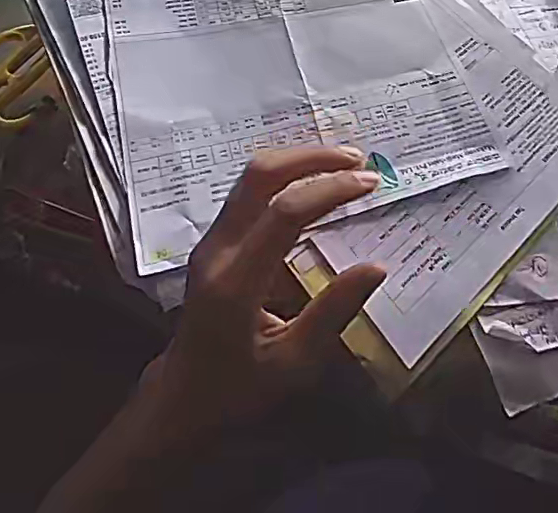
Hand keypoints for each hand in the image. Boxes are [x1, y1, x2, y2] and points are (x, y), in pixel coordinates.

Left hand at [138, 146, 386, 436]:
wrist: (181, 399)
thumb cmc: (238, 390)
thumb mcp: (293, 365)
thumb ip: (333, 313)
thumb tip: (376, 267)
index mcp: (236, 282)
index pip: (285, 213)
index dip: (330, 189)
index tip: (369, 182)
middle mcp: (218, 248)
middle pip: (259, 175)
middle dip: (311, 157)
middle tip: (356, 158)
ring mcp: (211, 239)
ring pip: (251, 176)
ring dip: (297, 159)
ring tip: (341, 162)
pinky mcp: (215, 237)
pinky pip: (249, 190)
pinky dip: (285, 174)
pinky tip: (312, 180)